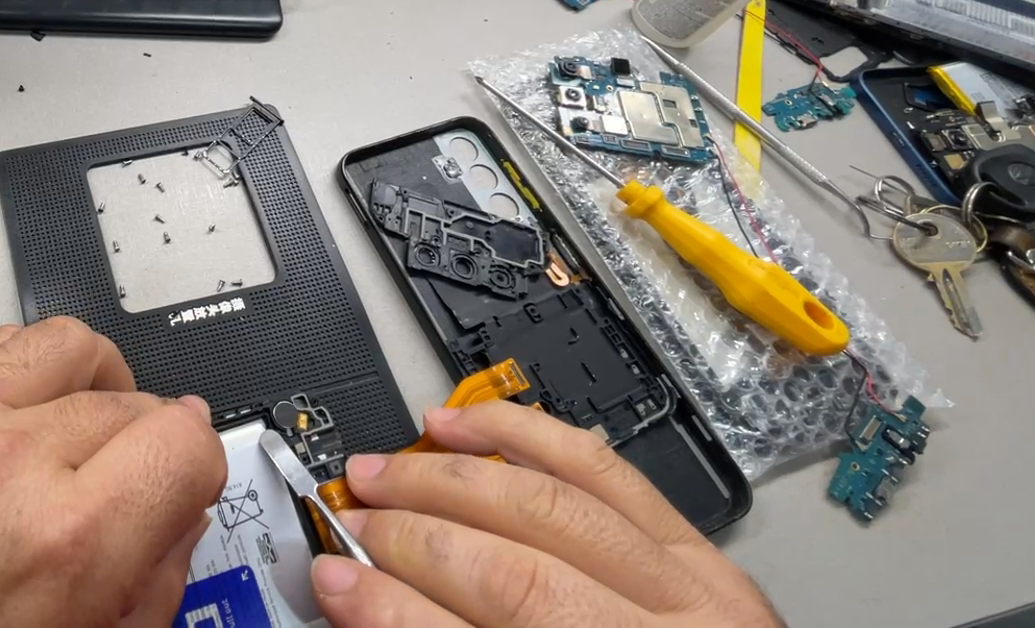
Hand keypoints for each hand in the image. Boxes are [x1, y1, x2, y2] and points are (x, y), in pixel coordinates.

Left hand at [0, 318, 226, 627]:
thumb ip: (154, 581)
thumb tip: (180, 504)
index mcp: (64, 539)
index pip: (187, 440)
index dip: (201, 466)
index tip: (188, 485)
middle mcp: (10, 461)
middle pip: (136, 400)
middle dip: (151, 445)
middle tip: (135, 490)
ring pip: (73, 345)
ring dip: (100, 384)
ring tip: (90, 433)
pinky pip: (2, 343)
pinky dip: (36, 366)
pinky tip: (34, 411)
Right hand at [312, 401, 782, 627]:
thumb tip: (358, 604)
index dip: (391, 610)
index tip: (332, 581)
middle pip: (518, 577)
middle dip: (411, 540)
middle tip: (348, 524)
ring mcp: (702, 599)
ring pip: (548, 504)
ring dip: (444, 479)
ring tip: (376, 471)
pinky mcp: (702, 553)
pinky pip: (597, 465)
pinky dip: (517, 431)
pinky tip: (455, 424)